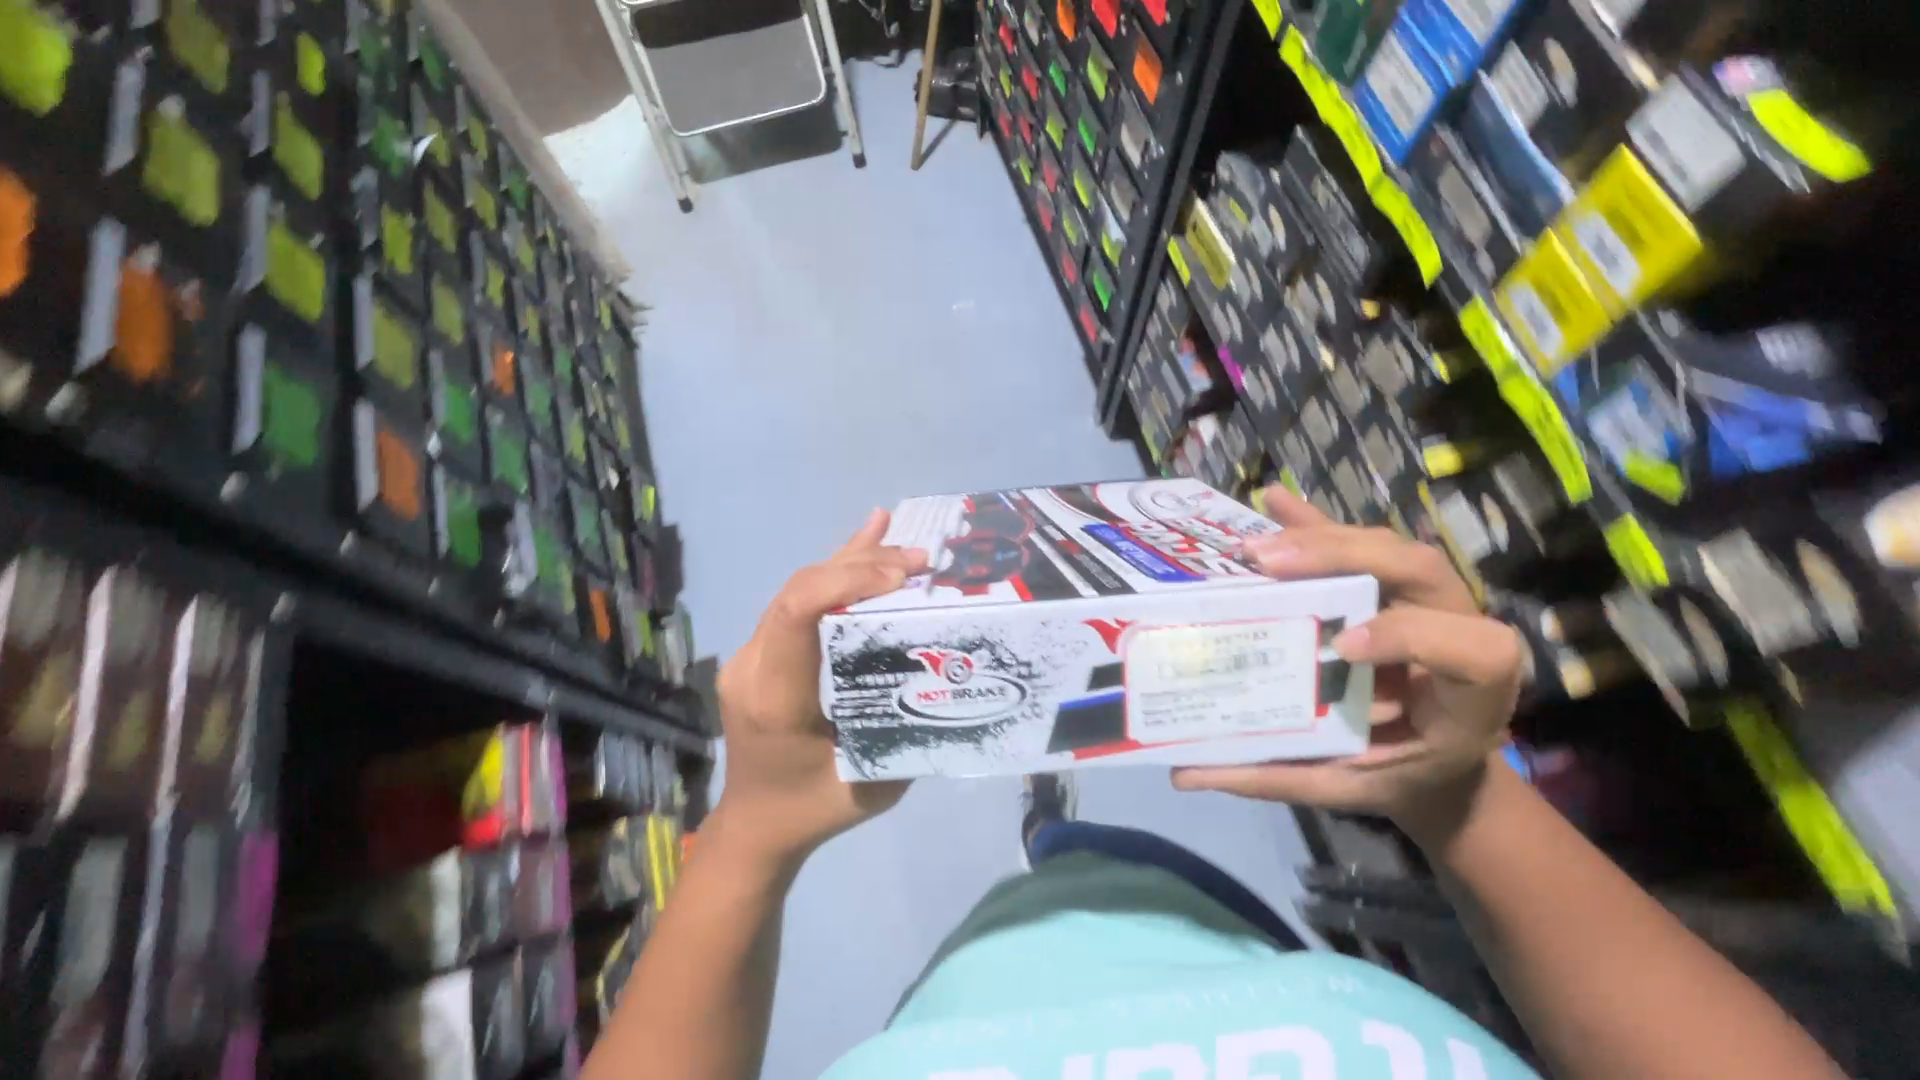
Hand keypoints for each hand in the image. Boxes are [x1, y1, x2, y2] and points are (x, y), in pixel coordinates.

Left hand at [712, 510, 929, 864]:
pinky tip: (866, 536)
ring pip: (798, 589)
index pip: (796, 616)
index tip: (900, 578)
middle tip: (922, 563)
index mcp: (777, 700)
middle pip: (800, 591)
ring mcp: (749, 656)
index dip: (845, 582)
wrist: (755, 825)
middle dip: (861, 566)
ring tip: (905, 547)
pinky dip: (835, 573)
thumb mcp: (872, 782)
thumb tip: (948, 674)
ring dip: (852, 564)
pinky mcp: (758, 653)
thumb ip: (904, 729)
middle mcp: (753, 667)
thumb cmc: (812, 809)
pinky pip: (796, 604)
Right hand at [1173, 487, 1524, 834]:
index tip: (1344, 647)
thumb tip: (1182, 775)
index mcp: (1472, 694)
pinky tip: (1272, 501)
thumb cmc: (1402, 778)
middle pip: (1417, 566)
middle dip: (1342, 555)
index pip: (1468, 648)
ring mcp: (1428, 599)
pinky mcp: (1392, 586)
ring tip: (1254, 546)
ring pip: (1384, 547)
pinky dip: (1313, 524)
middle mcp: (1458, 628)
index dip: (1411, 638)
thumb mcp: (1349, 790)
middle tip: (1268, 562)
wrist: (1443, 763)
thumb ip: (1276, 778)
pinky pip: (1355, 545)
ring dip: (1318, 537)